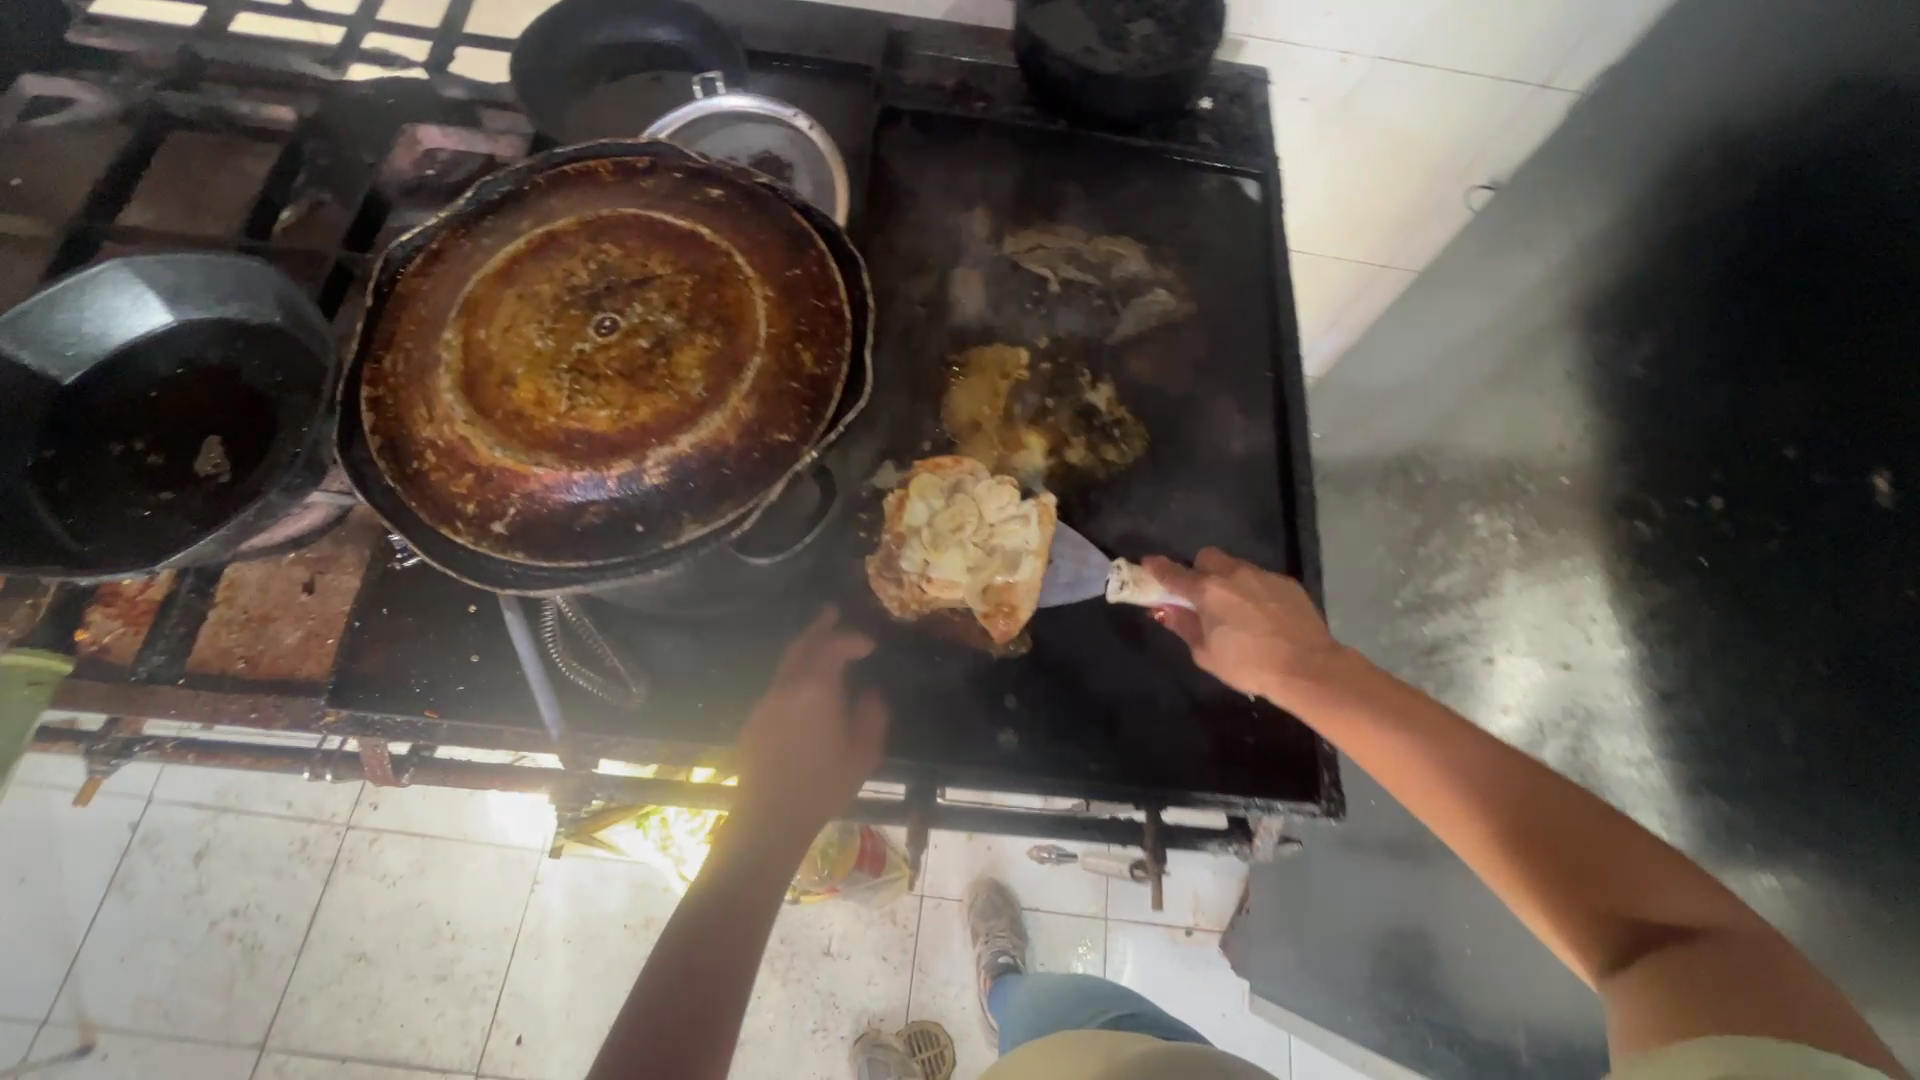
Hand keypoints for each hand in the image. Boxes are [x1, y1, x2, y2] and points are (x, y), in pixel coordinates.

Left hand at [731, 606, 890, 841]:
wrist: (770, 818)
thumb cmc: (823, 785)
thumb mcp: (863, 752)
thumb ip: (871, 716)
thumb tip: (869, 694)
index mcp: (815, 688)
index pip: (832, 647)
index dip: (851, 639)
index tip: (869, 645)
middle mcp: (786, 687)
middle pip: (801, 646)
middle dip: (818, 628)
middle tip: (831, 613)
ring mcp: (765, 703)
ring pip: (786, 665)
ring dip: (804, 650)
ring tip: (820, 645)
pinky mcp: (754, 721)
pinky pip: (778, 685)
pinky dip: (794, 674)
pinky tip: (805, 689)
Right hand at [1143, 548, 1353, 706]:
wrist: (1307, 667)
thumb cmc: (1248, 665)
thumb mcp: (1206, 654)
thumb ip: (1183, 626)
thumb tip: (1164, 610)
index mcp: (1207, 591)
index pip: (1173, 573)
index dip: (1157, 568)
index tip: (1147, 564)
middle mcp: (1232, 574)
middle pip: (1207, 557)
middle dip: (1198, 570)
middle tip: (1200, 595)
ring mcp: (1262, 575)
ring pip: (1235, 566)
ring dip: (1227, 580)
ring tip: (1235, 608)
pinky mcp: (1286, 583)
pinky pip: (1260, 579)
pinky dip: (1253, 591)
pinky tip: (1262, 616)